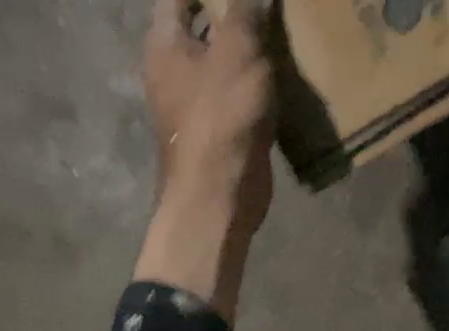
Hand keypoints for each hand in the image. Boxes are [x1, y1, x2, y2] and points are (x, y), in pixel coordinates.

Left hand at [144, 0, 275, 232]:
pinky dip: (258, 82)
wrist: (219, 194)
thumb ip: (245, 8)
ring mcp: (196, 106)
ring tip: (283, 23)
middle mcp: (173, 73)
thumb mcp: (238, 46)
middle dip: (232, 10)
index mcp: (165, 45)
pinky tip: (284, 70)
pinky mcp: (220, 131)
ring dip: (249, 47)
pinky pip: (239, 95)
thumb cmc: (220, 113)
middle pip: (201, 28)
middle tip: (266, 2)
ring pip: (223, 62)